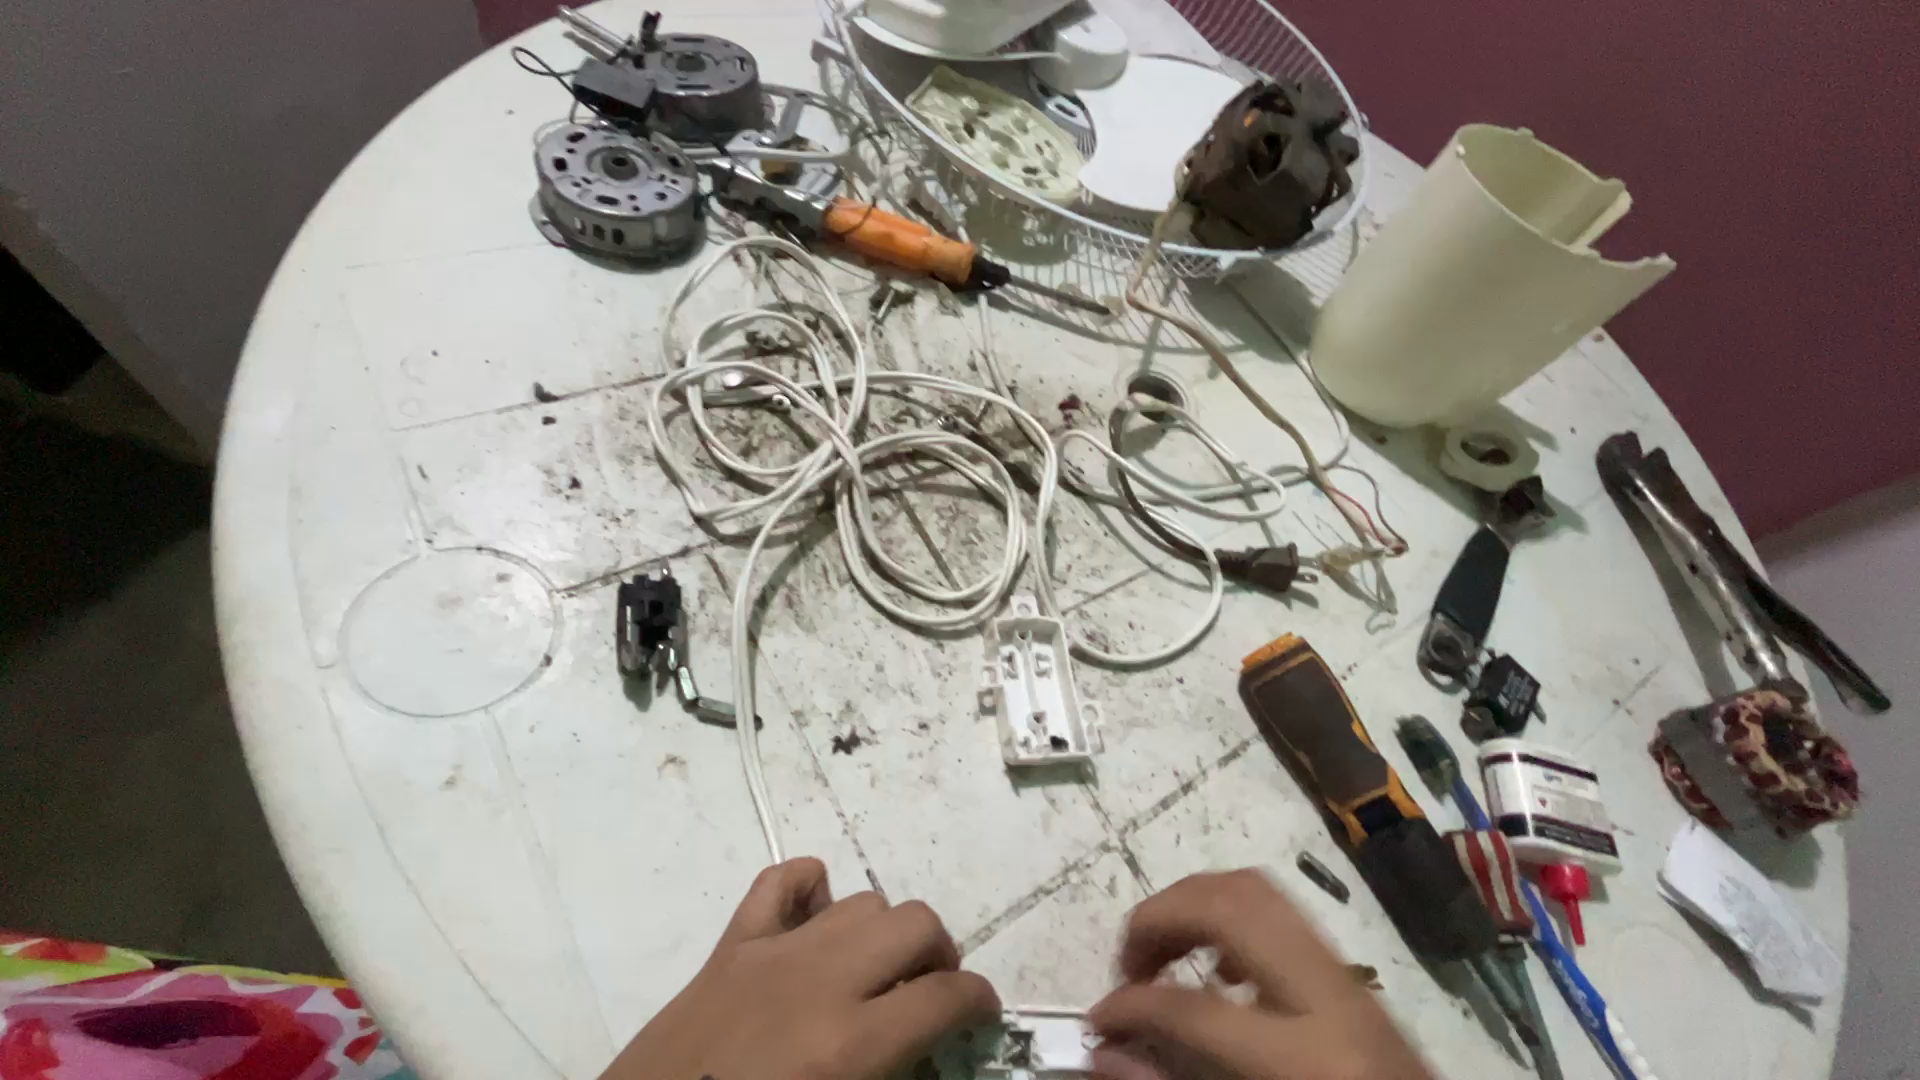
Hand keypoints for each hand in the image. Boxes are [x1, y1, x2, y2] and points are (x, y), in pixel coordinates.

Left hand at [600, 858, 999, 1079]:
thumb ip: (890, 1073)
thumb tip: (928, 1047)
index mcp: (848, 1046)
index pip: (944, 998)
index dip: (978, 1001)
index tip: (981, 1013)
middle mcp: (820, 982)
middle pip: (914, 924)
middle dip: (941, 953)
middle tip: (931, 991)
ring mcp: (772, 952)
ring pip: (862, 901)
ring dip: (884, 932)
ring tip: (877, 969)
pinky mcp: (732, 944)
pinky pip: (782, 881)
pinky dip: (811, 889)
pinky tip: (816, 921)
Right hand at [1090, 869, 1432, 1079]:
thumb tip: (1103, 1052)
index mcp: (1306, 1062)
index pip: (1193, 1009)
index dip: (1130, 1008)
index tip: (1097, 1020)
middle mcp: (1331, 999)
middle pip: (1225, 906)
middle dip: (1157, 921)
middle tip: (1128, 966)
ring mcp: (1347, 978)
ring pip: (1251, 889)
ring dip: (1191, 907)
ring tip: (1162, 956)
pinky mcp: (1351, 975)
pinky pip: (1279, 910)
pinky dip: (1230, 916)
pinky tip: (1217, 970)